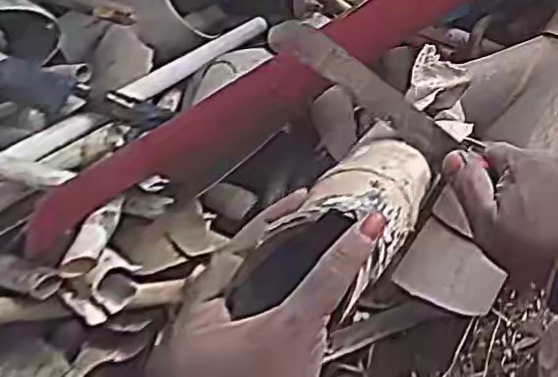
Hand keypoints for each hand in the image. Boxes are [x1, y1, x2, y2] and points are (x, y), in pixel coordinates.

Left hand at [148, 192, 382, 376]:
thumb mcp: (299, 324)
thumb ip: (334, 272)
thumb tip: (367, 225)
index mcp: (190, 325)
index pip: (234, 248)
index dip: (273, 217)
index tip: (303, 197)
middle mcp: (190, 342)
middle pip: (237, 272)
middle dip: (276, 244)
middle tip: (308, 220)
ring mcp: (207, 362)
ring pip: (245, 299)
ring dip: (279, 272)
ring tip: (309, 251)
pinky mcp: (231, 372)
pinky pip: (254, 320)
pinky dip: (279, 300)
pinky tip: (300, 299)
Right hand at [442, 143, 557, 287]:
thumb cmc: (533, 244)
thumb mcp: (486, 222)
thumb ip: (468, 187)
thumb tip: (453, 159)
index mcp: (523, 160)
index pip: (488, 151)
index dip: (474, 174)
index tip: (473, 199)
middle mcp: (547, 158)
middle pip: (510, 165)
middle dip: (498, 188)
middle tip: (494, 221)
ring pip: (531, 179)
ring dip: (521, 197)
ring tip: (518, 229)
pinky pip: (550, 191)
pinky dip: (541, 204)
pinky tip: (539, 229)